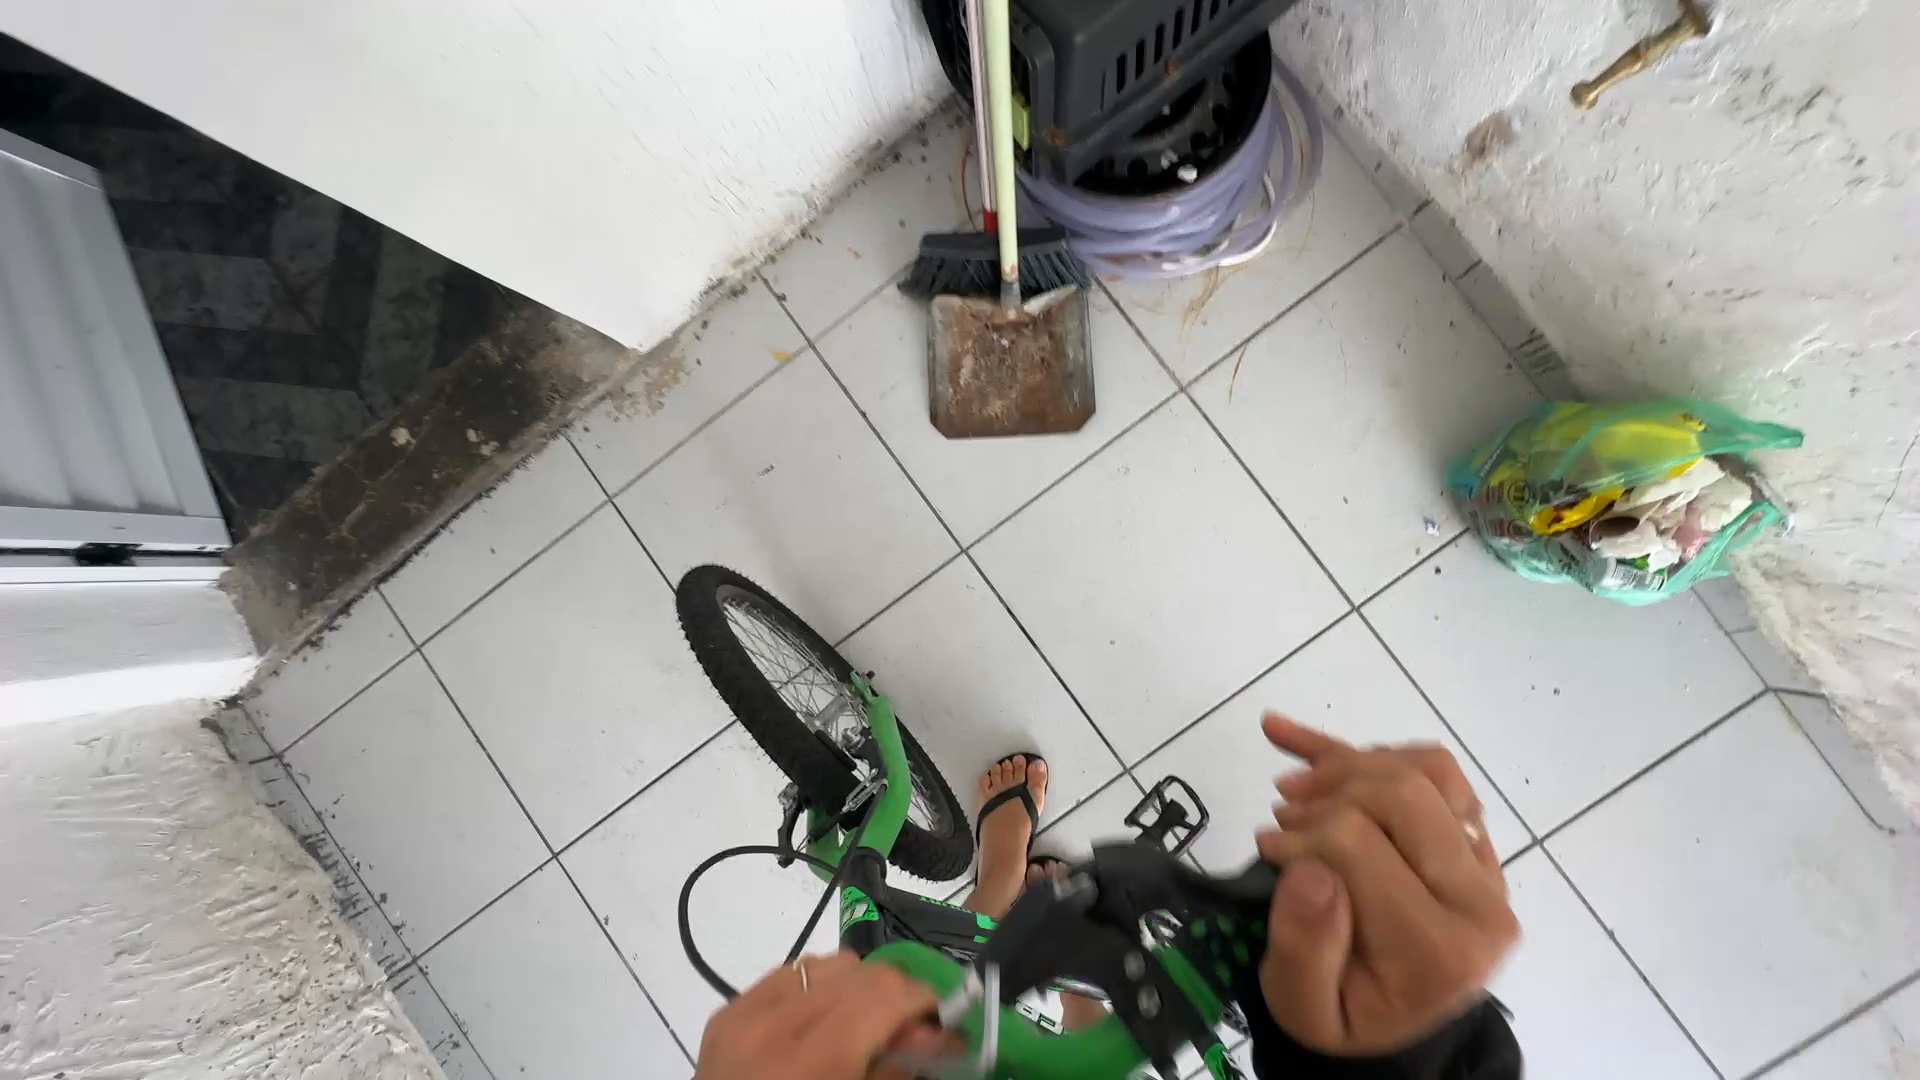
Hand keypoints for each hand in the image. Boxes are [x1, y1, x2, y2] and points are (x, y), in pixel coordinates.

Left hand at [695, 951, 938, 1079]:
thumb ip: (896, 1071)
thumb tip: (942, 1031)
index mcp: (806, 1067)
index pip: (883, 995)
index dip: (923, 1000)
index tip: (944, 1021)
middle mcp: (770, 1026)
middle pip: (861, 973)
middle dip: (895, 997)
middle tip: (908, 1033)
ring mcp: (743, 1013)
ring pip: (831, 963)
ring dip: (857, 989)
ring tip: (859, 1030)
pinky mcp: (727, 1011)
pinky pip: (794, 970)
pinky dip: (819, 990)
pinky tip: (819, 1025)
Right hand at [1253, 713, 1518, 1056]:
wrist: (1389, 1020)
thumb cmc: (1341, 1010)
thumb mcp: (1302, 1005)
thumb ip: (1302, 950)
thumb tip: (1309, 870)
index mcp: (1437, 947)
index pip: (1357, 841)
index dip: (1300, 837)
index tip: (1269, 853)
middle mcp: (1478, 901)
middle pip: (1399, 794)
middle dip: (1324, 795)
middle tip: (1283, 819)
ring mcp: (1483, 865)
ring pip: (1422, 769)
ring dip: (1346, 765)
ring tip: (1296, 790)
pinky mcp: (1471, 839)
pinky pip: (1433, 766)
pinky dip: (1362, 746)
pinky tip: (1285, 732)